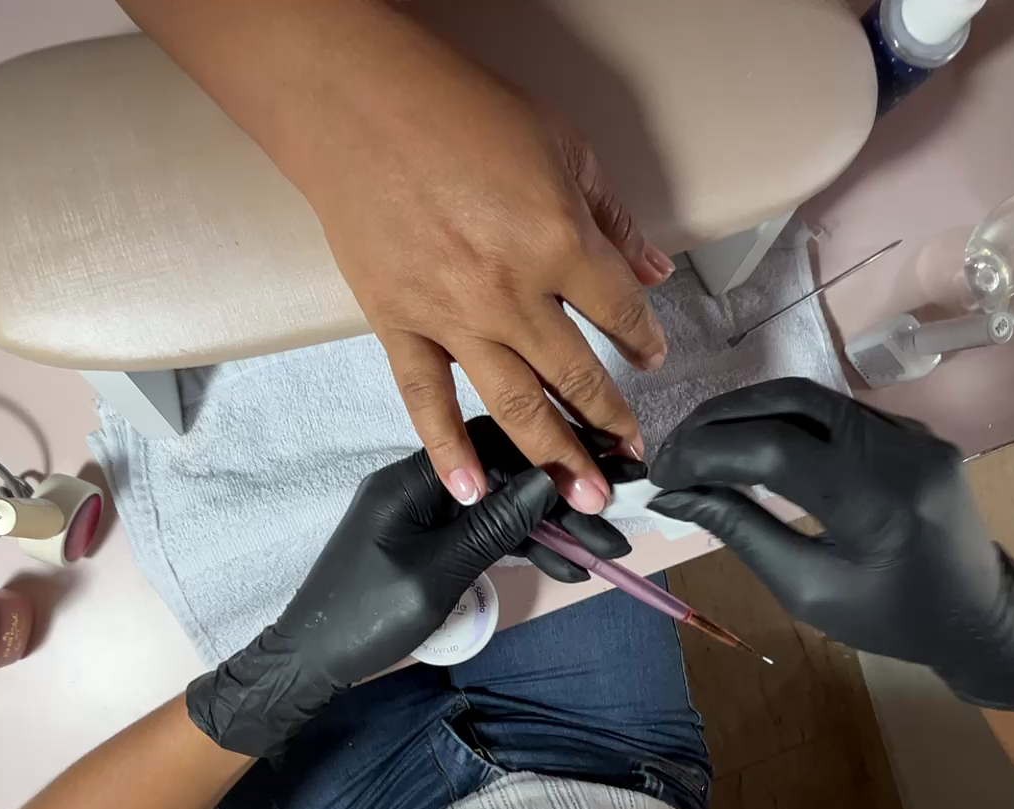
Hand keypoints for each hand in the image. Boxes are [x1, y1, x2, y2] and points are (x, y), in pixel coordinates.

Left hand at [186, 419, 638, 757]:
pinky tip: (563, 564)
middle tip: (615, 527)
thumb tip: (551, 479)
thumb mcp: (437, 571)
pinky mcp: (431, 539)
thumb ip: (494, 524)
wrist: (311, 660)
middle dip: (563, 503)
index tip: (607, 475)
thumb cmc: (367, 616)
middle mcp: (423, 484)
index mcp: (414, 479)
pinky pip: (484, 533)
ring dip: (550, 531)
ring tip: (602, 554)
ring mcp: (427, 513)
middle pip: (505, 478)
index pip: (495, 445)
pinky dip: (521, 548)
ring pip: (501, 509)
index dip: (554, 456)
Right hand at [287, 22, 671, 514]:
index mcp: (559, 241)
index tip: (652, 359)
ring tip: (582, 496)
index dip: (644, 339)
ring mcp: (453, 320)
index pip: (619, 310)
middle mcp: (512, 295)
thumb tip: (655, 268)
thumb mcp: (562, 146)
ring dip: (554, 454)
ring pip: (513, 403)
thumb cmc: (461, 113)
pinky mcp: (400, 329)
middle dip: (609, 421)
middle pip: (574, 375)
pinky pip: (426, 402)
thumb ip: (612, 217)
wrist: (358, 108)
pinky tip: (472, 491)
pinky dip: (449, 450)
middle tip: (630, 459)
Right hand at [647, 379, 1013, 710]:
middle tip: (670, 452)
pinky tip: (746, 444)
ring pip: (807, 396)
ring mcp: (907, 432)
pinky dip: (776, 419)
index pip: (772, 449)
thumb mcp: (805, 589)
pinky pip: (829, 410)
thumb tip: (674, 497)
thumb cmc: (889, 620)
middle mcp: (897, 449)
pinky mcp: (906, 430)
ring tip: (697, 444)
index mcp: (875, 501)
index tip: (662, 476)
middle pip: (788, 401)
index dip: (705, 453)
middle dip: (716, 420)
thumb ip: (740, 532)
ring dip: (742, 413)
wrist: (980, 616)